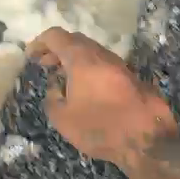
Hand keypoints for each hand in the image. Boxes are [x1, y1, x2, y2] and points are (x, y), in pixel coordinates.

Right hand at [27, 27, 179, 170]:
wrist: (148, 142)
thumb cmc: (100, 129)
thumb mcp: (63, 119)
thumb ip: (52, 98)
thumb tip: (56, 87)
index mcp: (82, 60)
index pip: (56, 36)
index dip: (40, 42)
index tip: (31, 56)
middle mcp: (103, 56)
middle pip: (76, 41)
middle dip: (58, 50)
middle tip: (46, 65)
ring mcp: (122, 66)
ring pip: (94, 53)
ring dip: (76, 60)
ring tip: (65, 78)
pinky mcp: (134, 79)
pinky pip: (106, 66)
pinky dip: (92, 70)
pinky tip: (89, 90)